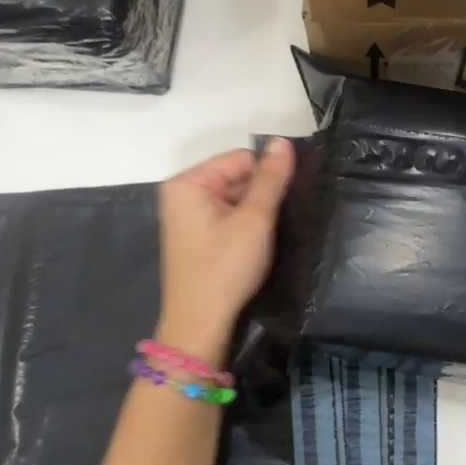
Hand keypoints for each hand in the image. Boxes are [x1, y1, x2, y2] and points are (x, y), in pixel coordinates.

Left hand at [156, 140, 294, 365]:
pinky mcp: (195, 235)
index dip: (266, 176)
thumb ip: (271, 178)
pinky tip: (253, 245)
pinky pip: (226, 215)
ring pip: (234, 197)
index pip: (241, 158)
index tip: (283, 202)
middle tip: (273, 223)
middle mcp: (182, 192)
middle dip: (259, 195)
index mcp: (188, 181)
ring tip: (264, 236)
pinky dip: (244, 225)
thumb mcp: (255, 219)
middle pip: (236, 176)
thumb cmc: (225, 267)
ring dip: (254, 212)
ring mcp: (186, 215)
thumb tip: (284, 140)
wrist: (200, 323)